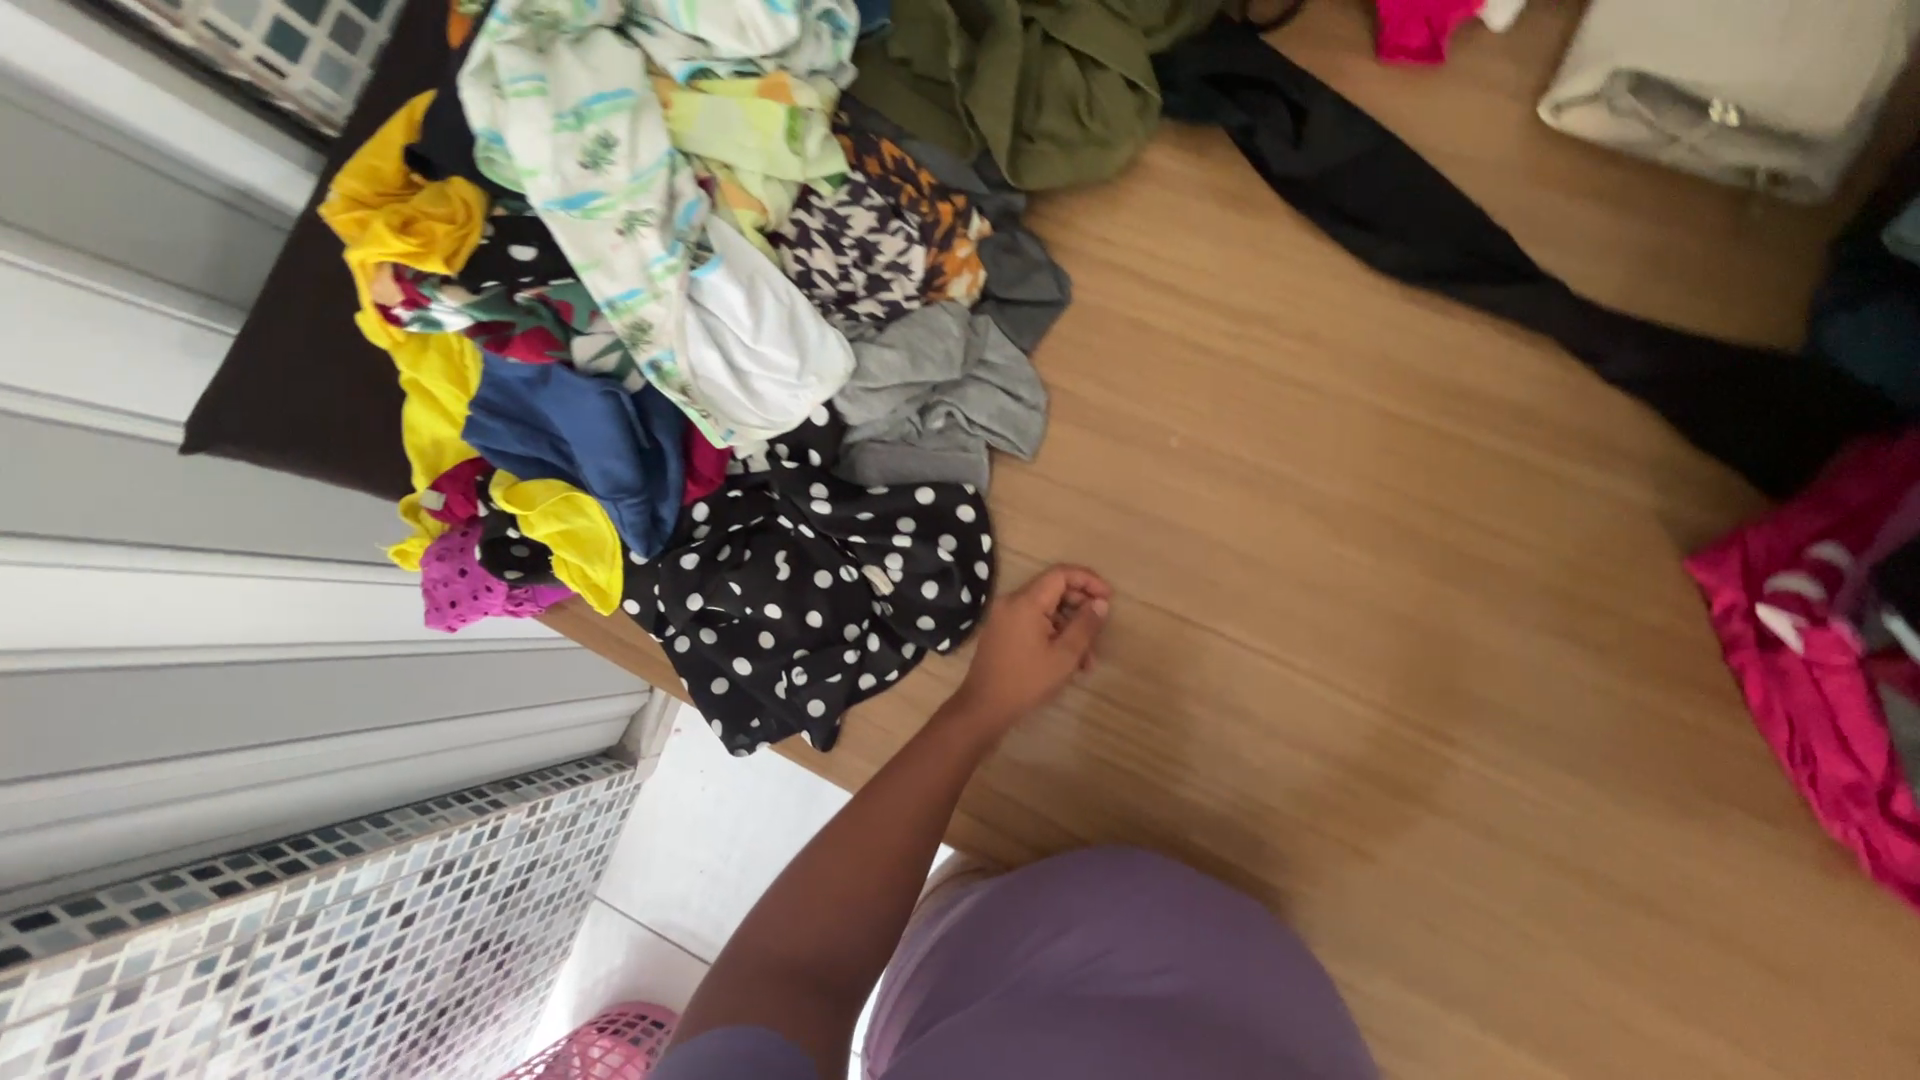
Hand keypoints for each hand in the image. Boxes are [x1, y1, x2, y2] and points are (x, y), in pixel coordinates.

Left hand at [946, 564, 1111, 731]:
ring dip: (1070, 629)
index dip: (1088, 580)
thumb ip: (1085, 625)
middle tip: (1100, 629)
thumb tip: (1100, 603)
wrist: (984, 707)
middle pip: (1053, 590)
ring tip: (1088, 661)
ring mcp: (1005, 617)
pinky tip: (1070, 662)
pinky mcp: (1003, 632)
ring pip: (1046, 611)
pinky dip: (1054, 635)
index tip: (1108, 597)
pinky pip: (1034, 622)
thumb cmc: (1027, 681)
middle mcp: (1012, 602)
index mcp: (1025, 602)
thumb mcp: (1065, 655)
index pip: (1060, 574)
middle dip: (1081, 608)